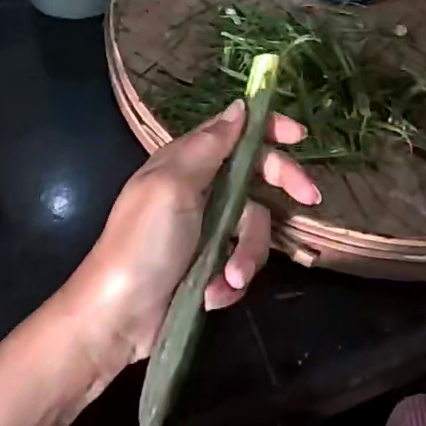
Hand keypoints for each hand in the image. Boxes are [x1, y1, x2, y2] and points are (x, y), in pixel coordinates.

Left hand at [62, 101, 319, 370]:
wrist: (117, 318)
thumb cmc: (142, 244)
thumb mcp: (173, 186)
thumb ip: (209, 146)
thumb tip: (239, 107)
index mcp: (187, 162)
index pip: (235, 132)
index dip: (268, 129)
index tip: (300, 137)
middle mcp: (201, 189)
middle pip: (257, 176)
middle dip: (282, 188)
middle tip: (309, 197)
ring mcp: (208, 228)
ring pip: (254, 226)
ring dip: (246, 254)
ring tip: (228, 278)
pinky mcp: (212, 263)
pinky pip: (242, 261)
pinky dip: (231, 279)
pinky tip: (213, 293)